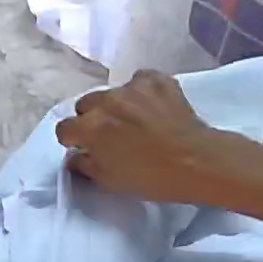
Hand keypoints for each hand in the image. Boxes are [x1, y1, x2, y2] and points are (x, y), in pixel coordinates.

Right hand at [55, 69, 262, 205]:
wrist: (198, 162)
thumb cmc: (150, 178)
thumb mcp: (109, 181)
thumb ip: (84, 165)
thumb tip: (75, 155)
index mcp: (90, 127)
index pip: (64, 128)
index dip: (72, 141)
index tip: (84, 149)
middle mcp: (106, 101)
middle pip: (84, 106)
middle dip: (91, 120)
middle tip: (109, 136)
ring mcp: (132, 87)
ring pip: (111, 93)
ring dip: (115, 106)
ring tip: (133, 121)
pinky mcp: (157, 80)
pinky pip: (138, 81)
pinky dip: (140, 92)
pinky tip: (150, 107)